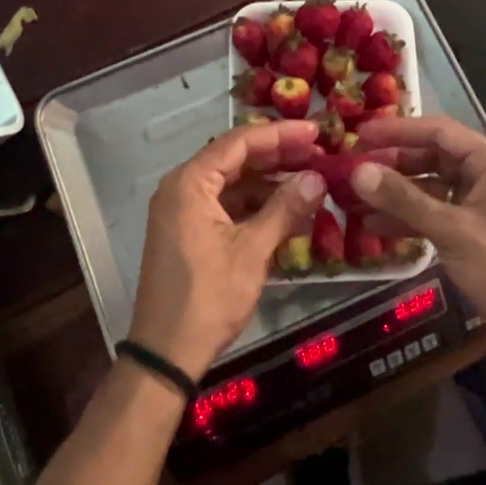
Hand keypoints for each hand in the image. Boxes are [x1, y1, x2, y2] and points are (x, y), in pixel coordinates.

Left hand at [128, 120, 326, 379]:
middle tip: (319, 153)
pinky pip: (227, 206)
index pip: (238, 142)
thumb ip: (284, 209)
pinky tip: (289, 210)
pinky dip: (256, 206)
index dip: (280, 135)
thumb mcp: (251, 251)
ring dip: (270, 182)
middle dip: (278, 156)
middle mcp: (181, 188)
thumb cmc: (207, 297)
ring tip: (312, 181)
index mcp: (189, 183)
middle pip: (235, 159)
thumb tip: (317, 178)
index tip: (315, 132)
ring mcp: (183, 211)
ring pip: (233, 184)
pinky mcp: (190, 232)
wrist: (165, 352)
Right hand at [351, 117, 485, 377]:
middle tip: (352, 170)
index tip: (359, 135)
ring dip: (397, 195)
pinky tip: (377, 230)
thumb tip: (357, 171)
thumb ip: (403, 199)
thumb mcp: (452, 230)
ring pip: (433, 190)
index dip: (397, 130)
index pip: (439, 132)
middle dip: (393, 165)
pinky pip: (439, 216)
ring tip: (354, 201)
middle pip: (434, 159)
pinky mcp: (479, 237)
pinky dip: (410, 220)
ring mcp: (485, 209)